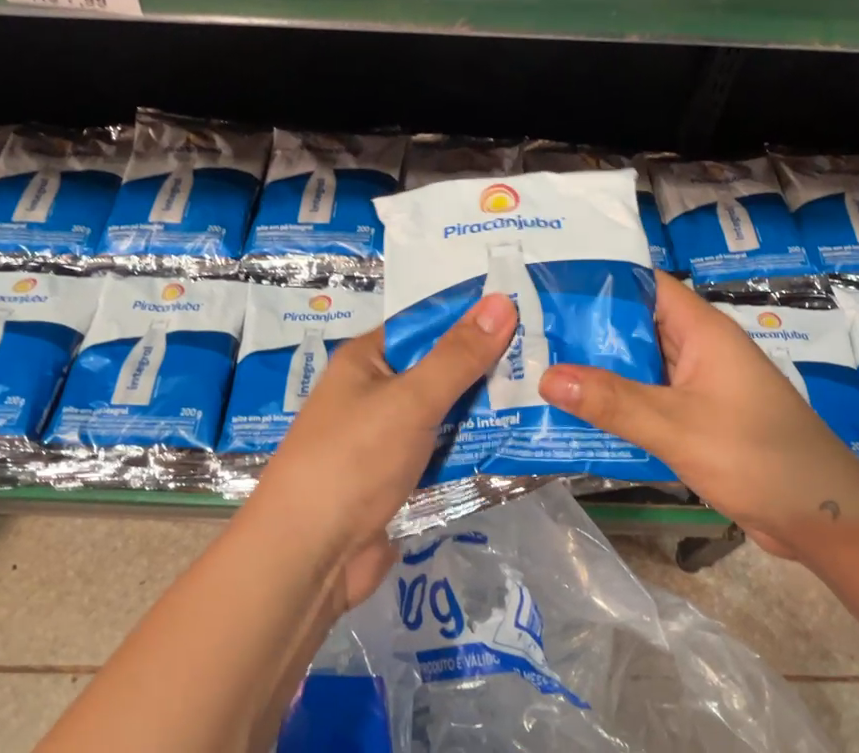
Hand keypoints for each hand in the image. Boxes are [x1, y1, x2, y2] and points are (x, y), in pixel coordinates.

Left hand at [242, 293, 518, 607]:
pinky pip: (442, 453)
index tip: (529, 311)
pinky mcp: (398, 479)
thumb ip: (458, 356)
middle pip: (440, 370)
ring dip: (485, 411)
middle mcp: (375, 393)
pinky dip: (472, 449)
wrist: (307, 558)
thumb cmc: (353, 462)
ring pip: (446, 414)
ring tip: (547, 398)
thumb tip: (501, 300)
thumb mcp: (411, 400)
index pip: (428, 324)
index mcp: (368, 360)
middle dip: (488, 367)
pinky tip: (517, 444)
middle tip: (551, 359)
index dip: (473, 318)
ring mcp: (386, 439)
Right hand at [539, 272, 858, 555]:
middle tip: (525, 332)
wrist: (822, 518)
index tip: (544, 281)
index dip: (598, 278)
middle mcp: (700, 350)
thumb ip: (612, 401)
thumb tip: (546, 376)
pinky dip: (618, 405)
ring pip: (641, 366)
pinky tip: (577, 416)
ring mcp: (701, 387)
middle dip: (585, 329)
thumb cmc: (756, 456)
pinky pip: (651, 401)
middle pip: (637, 325)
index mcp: (703, 331)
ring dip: (598, 371)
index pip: (646, 284)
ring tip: (536, 370)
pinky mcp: (700, 420)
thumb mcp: (677, 426)